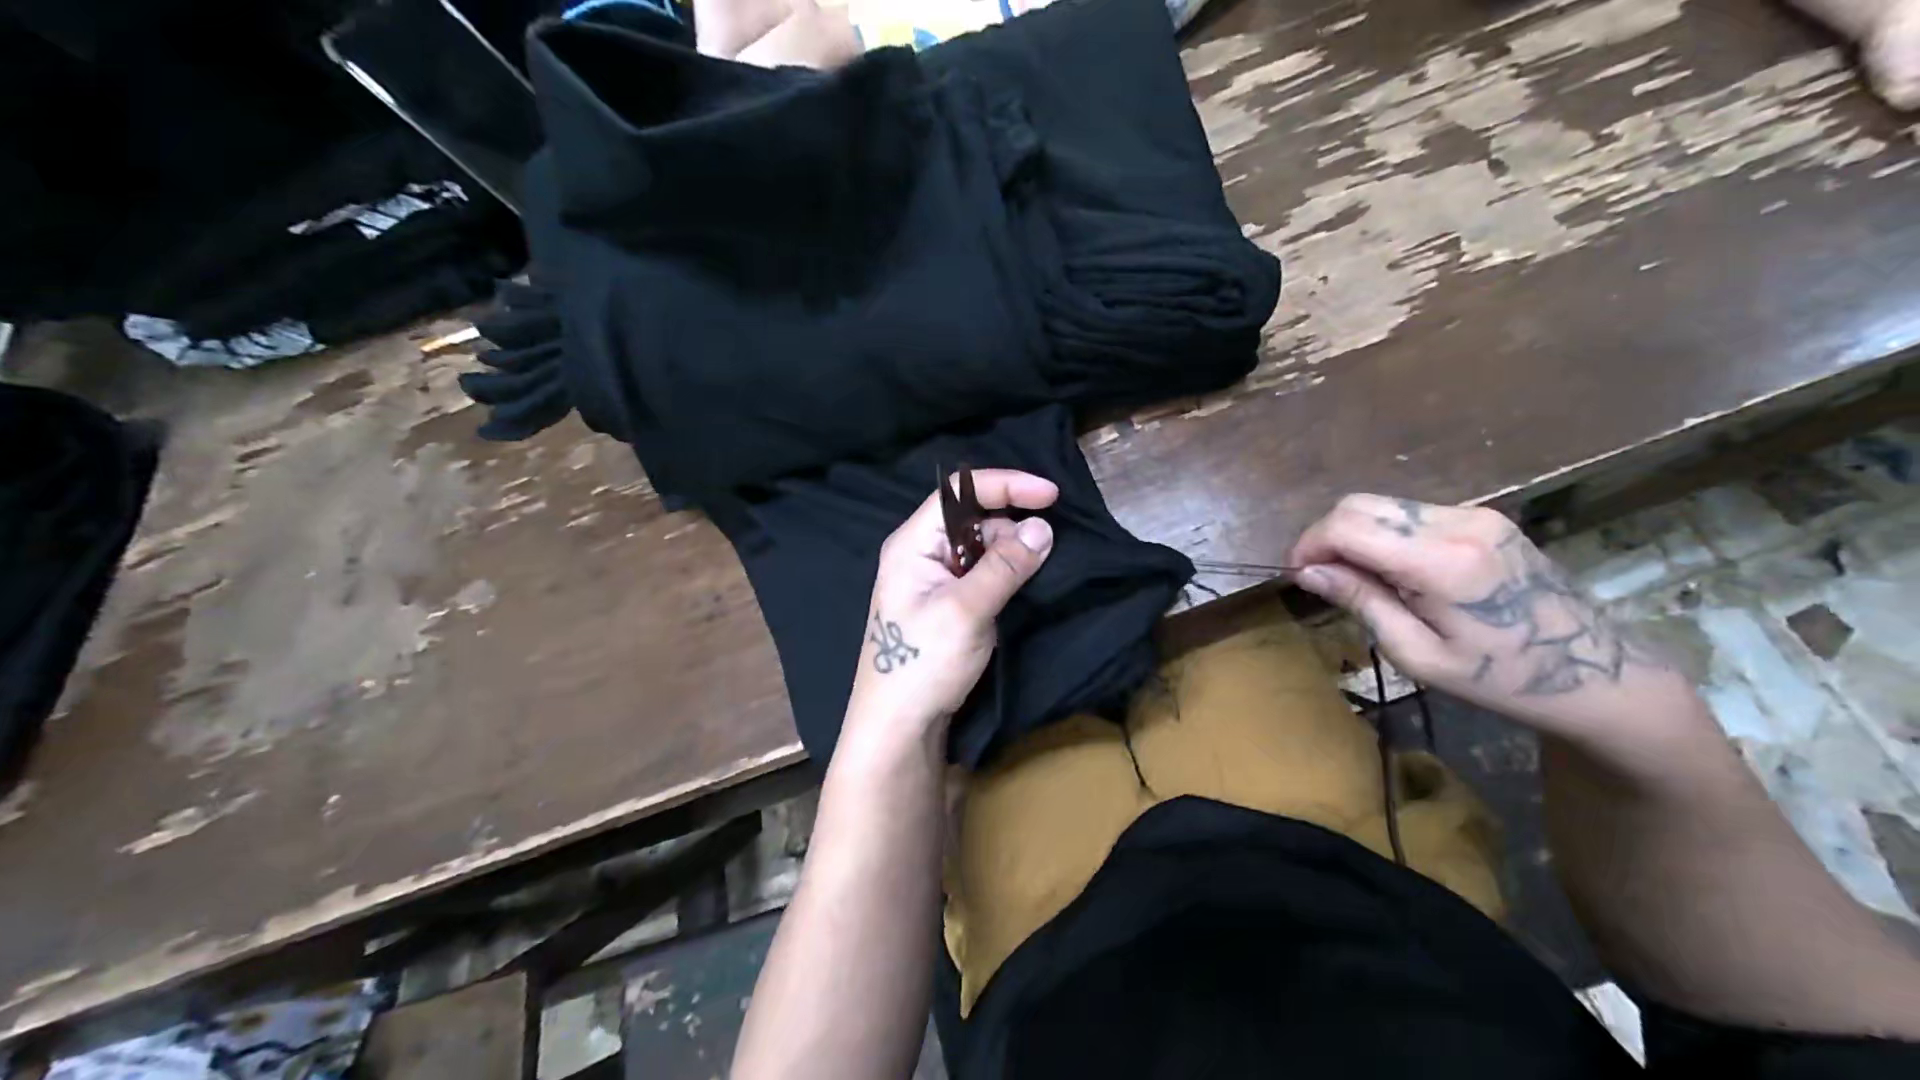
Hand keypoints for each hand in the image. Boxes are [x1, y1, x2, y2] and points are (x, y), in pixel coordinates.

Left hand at [842, 471, 1058, 751]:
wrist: (898, 727)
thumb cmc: (923, 662)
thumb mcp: (967, 609)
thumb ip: (1005, 566)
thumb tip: (1043, 527)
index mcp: (913, 544)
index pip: (959, 493)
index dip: (1005, 486)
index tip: (1051, 495)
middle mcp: (921, 554)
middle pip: (971, 518)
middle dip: (1012, 522)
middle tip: (1049, 546)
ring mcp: (933, 581)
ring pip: (980, 548)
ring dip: (1012, 551)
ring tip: (1042, 568)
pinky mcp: (947, 605)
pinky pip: (980, 574)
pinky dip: (1006, 573)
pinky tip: (1027, 582)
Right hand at [1287, 495, 1701, 743]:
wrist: (1599, 676)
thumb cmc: (1501, 679)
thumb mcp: (1418, 654)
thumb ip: (1361, 602)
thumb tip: (1307, 571)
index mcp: (1442, 561)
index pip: (1347, 525)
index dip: (1309, 545)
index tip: (1298, 576)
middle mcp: (1458, 523)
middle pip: (1360, 504)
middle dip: (1326, 536)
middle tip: (1321, 577)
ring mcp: (1476, 515)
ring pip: (1382, 504)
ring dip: (1353, 534)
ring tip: (1355, 578)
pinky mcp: (1484, 519)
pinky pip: (1410, 513)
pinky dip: (1382, 534)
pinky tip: (1391, 570)